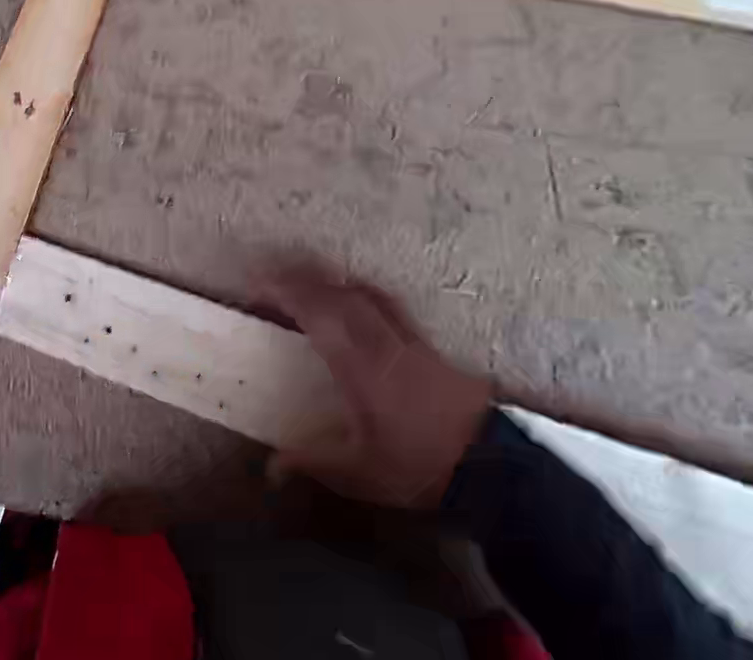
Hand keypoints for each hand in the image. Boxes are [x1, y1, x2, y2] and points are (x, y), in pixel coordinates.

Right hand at [256, 264, 490, 508]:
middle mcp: (380, 341)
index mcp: (360, 366)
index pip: (318, 313)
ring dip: (326, 281)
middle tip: (268, 280)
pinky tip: (348, 296)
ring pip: (361, 292)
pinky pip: (382, 301)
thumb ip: (313, 463)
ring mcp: (405, 337)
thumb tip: (270, 468)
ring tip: (301, 283)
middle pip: (336, 293)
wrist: (495, 466)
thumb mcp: (361, 474)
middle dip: (298, 279)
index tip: (257, 285)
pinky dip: (355, 290)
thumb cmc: (421, 465)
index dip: (285, 292)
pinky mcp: (423, 341)